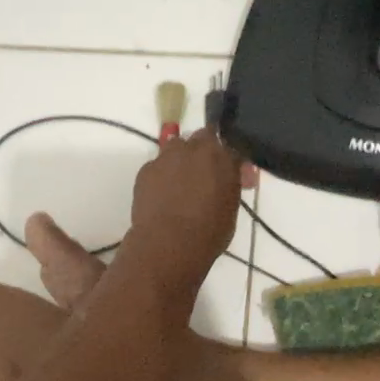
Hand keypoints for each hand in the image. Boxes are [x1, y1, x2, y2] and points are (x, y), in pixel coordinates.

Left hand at [127, 128, 242, 274]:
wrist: (169, 244)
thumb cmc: (209, 232)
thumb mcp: (231, 208)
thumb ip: (230, 184)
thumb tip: (229, 176)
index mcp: (223, 157)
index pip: (233, 145)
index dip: (231, 159)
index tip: (231, 172)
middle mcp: (196, 148)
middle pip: (203, 136)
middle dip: (205, 150)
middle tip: (205, 173)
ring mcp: (168, 156)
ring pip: (177, 145)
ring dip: (182, 157)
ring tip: (181, 182)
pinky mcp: (147, 169)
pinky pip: (158, 164)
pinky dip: (163, 174)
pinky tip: (163, 193)